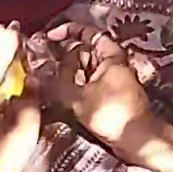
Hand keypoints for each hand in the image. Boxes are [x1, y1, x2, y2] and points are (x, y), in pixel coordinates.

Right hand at [32, 23, 165, 163]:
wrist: (138, 140)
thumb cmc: (112, 113)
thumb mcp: (80, 98)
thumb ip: (55, 85)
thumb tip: (34, 77)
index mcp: (109, 55)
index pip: (87, 33)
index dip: (68, 31)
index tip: (49, 37)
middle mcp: (109, 64)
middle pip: (81, 53)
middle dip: (62, 59)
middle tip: (43, 68)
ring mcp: (107, 80)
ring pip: (81, 70)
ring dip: (65, 75)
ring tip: (46, 83)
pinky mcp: (105, 96)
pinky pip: (84, 85)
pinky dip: (71, 87)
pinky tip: (57, 95)